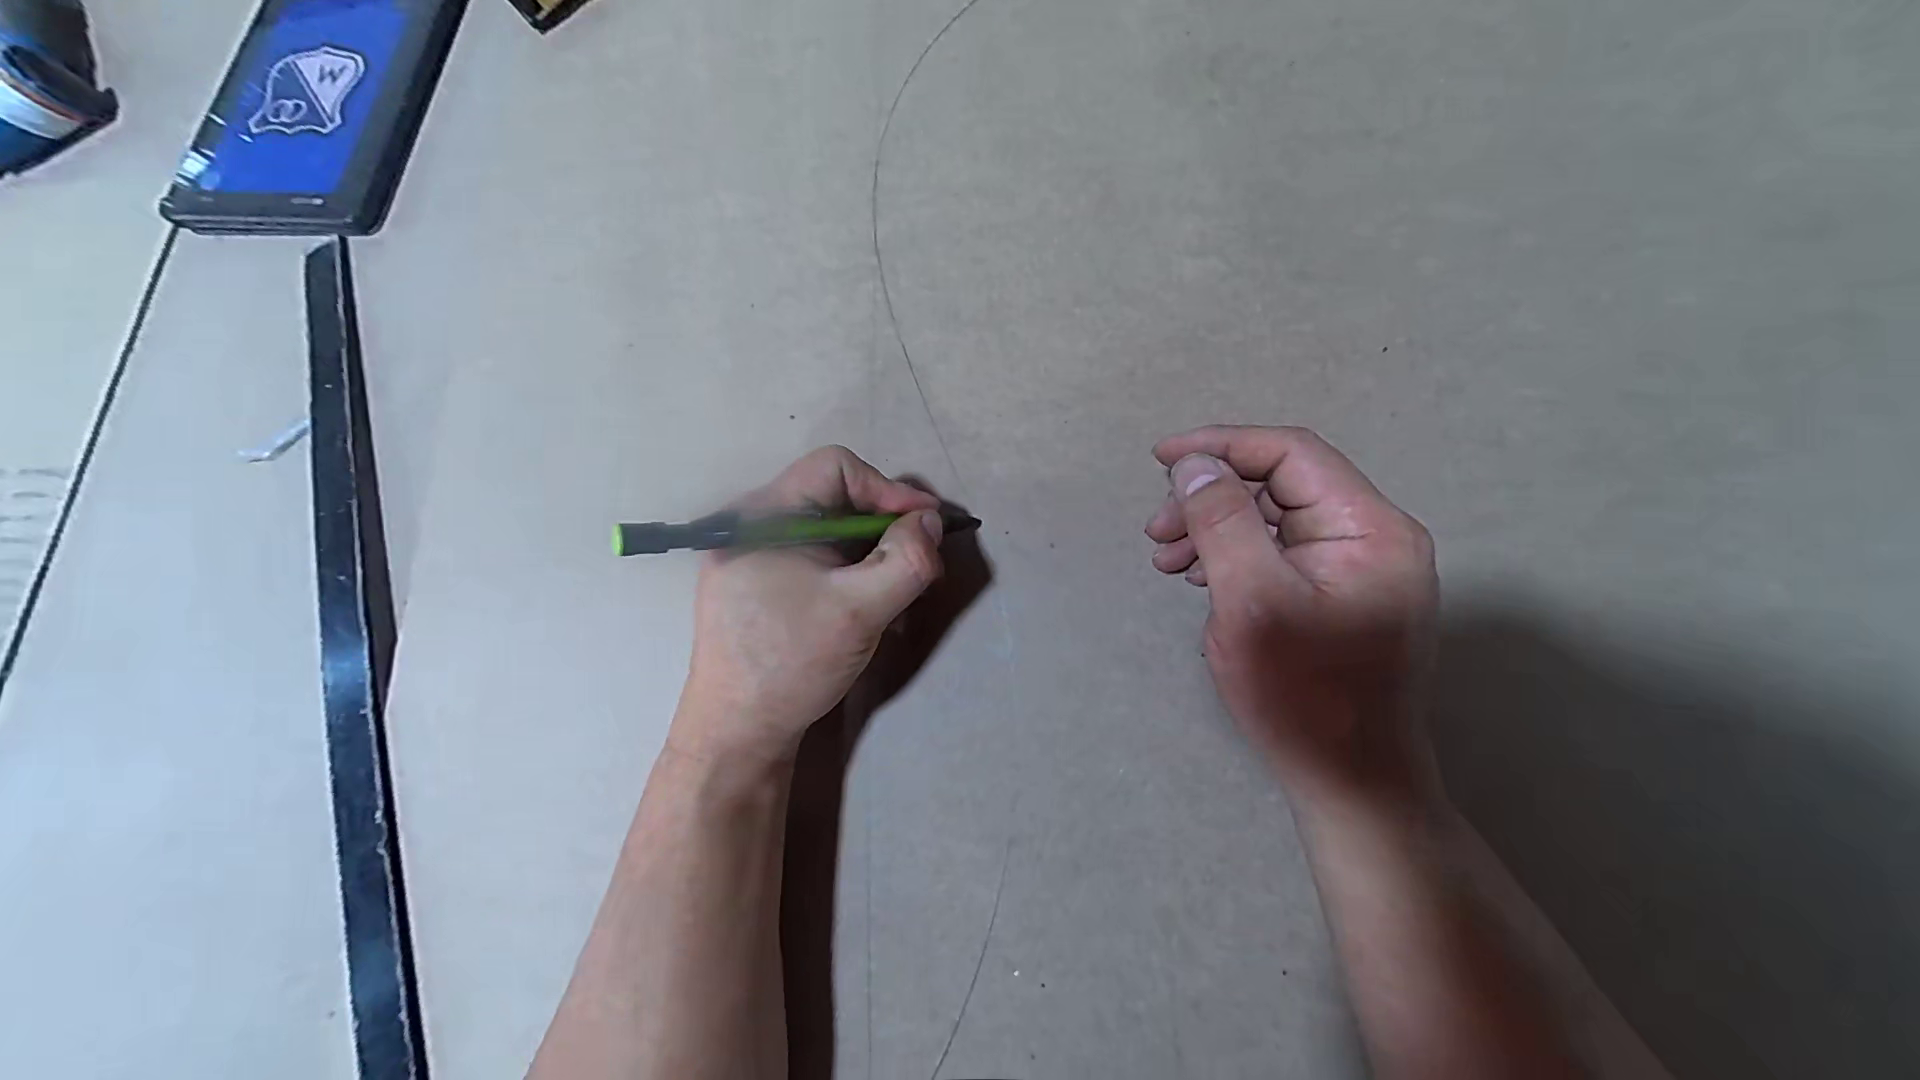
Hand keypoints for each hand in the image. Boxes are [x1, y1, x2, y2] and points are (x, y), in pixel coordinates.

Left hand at [671, 446, 945, 764]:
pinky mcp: (766, 580)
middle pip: (836, 496)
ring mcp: (757, 554)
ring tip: (899, 587)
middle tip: (921, 560)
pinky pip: (820, 555)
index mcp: (762, 516)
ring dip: (874, 550)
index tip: (924, 525)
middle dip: (886, 524)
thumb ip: (905, 561)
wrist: (737, 734)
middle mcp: (755, 525)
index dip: (887, 489)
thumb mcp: (859, 611)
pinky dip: (854, 568)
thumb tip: (931, 521)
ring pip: (832, 528)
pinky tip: (870, 600)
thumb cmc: (790, 666)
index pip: (835, 468)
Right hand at [1145, 426, 1439, 797]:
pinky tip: (1199, 576)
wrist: (1348, 780)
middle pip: (1277, 485)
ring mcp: (1354, 568)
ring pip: (1270, 519)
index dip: (1222, 445)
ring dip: (1213, 528)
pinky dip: (1230, 555)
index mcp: (1368, 527)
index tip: (1162, 458)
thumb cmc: (1302, 695)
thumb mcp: (1250, 601)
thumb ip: (1222, 522)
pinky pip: (1275, 552)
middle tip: (1156, 531)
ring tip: (1166, 559)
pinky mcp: (1333, 594)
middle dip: (1209, 498)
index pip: (1290, 454)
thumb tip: (1194, 465)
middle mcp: (1370, 537)